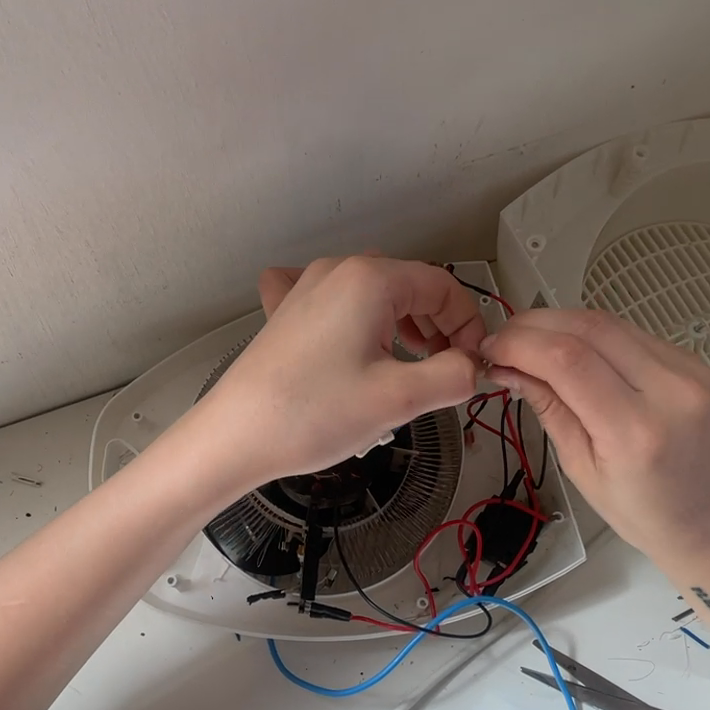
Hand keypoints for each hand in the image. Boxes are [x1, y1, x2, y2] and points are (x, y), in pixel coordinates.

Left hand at [174, 255, 484, 489]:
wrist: (235, 437)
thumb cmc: (313, 414)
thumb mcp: (399, 398)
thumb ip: (453, 376)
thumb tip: (472, 367)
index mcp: (370, 280)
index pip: (442, 286)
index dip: (468, 324)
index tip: (474, 365)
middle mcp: (336, 271)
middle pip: (409, 287)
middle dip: (437, 326)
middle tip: (445, 371)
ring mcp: (305, 289)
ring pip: (374, 295)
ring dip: (402, 325)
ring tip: (409, 366)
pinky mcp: (285, 315)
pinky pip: (333, 302)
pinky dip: (357, 320)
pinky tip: (355, 343)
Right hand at [475, 308, 709, 564]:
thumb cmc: (640, 511)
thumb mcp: (581, 469)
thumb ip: (550, 410)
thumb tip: (507, 369)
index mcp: (635, 431)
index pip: (568, 361)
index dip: (520, 344)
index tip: (489, 350)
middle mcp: (668, 390)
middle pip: (589, 328)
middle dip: (534, 326)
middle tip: (500, 340)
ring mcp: (686, 369)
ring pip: (608, 322)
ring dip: (558, 324)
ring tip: (525, 343)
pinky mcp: (690, 361)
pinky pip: (628, 333)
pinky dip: (587, 334)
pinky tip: (565, 350)